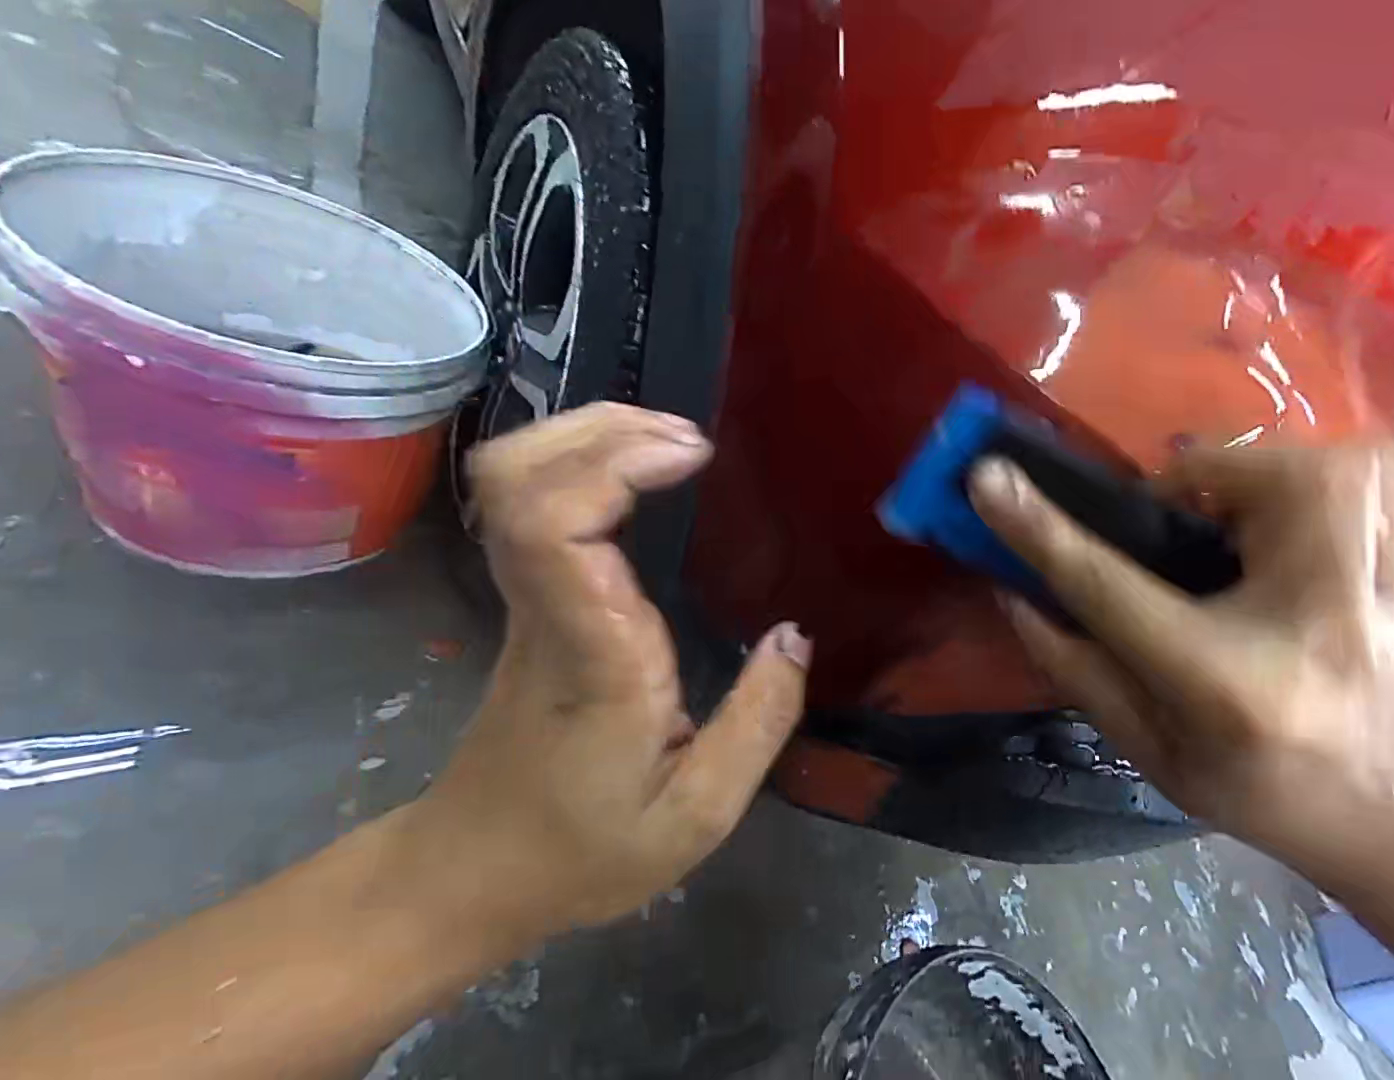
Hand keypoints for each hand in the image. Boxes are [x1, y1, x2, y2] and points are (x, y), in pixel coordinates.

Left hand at [403, 404, 810, 941]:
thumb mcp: (700, 812)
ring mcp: (524, 601)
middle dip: (599, 429)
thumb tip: (794, 636)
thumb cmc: (582, 851)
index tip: (692, 454)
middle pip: (517, 478)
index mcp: (591, 653)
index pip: (555, 526)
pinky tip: (642, 477)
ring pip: (514, 483)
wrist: (468, 876)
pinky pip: (536, 506)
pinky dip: (586, 467)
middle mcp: (545, 609)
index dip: (613, 464)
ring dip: (589, 439)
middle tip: (687, 437)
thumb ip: (759, 722)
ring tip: (672, 443)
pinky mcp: (528, 604)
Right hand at [969, 441, 1393, 876]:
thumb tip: (1015, 590)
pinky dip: (1350, 477)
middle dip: (1205, 480)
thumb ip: (1075, 667)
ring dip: (1276, 474)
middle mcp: (1320, 622)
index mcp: (1227, 682)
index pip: (1111, 585)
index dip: (1040, 527)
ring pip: (1343, 462)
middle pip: (1262, 483)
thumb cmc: (1255, 787)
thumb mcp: (1147, 748)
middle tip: (1186, 517)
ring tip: (1249, 518)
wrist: (1393, 814)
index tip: (987, 477)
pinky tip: (1324, 518)